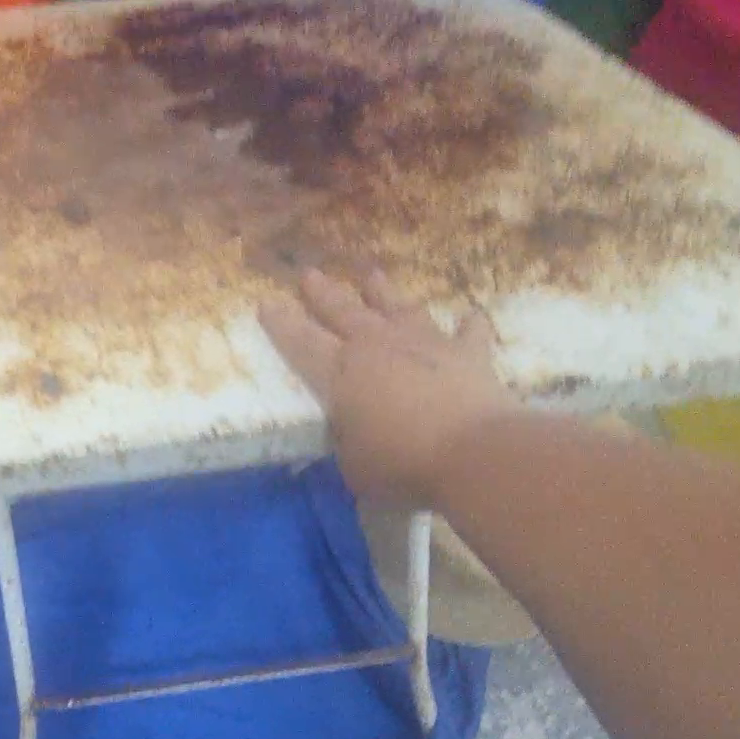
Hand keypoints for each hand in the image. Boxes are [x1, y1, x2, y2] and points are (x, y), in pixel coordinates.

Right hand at [260, 269, 514, 508]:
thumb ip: (349, 442)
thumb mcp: (353, 463)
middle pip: (344, 312)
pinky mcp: (468, 355)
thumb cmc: (399, 464)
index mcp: (340, 374)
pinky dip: (467, 326)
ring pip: (399, 309)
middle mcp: (378, 347)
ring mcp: (425, 345)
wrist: (472, 453)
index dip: (282, 324)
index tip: (266, 303)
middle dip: (324, 293)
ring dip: (384, 293)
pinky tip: (470, 315)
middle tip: (309, 274)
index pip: (302, 343)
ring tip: (372, 275)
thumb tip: (353, 436)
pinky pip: (467, 333)